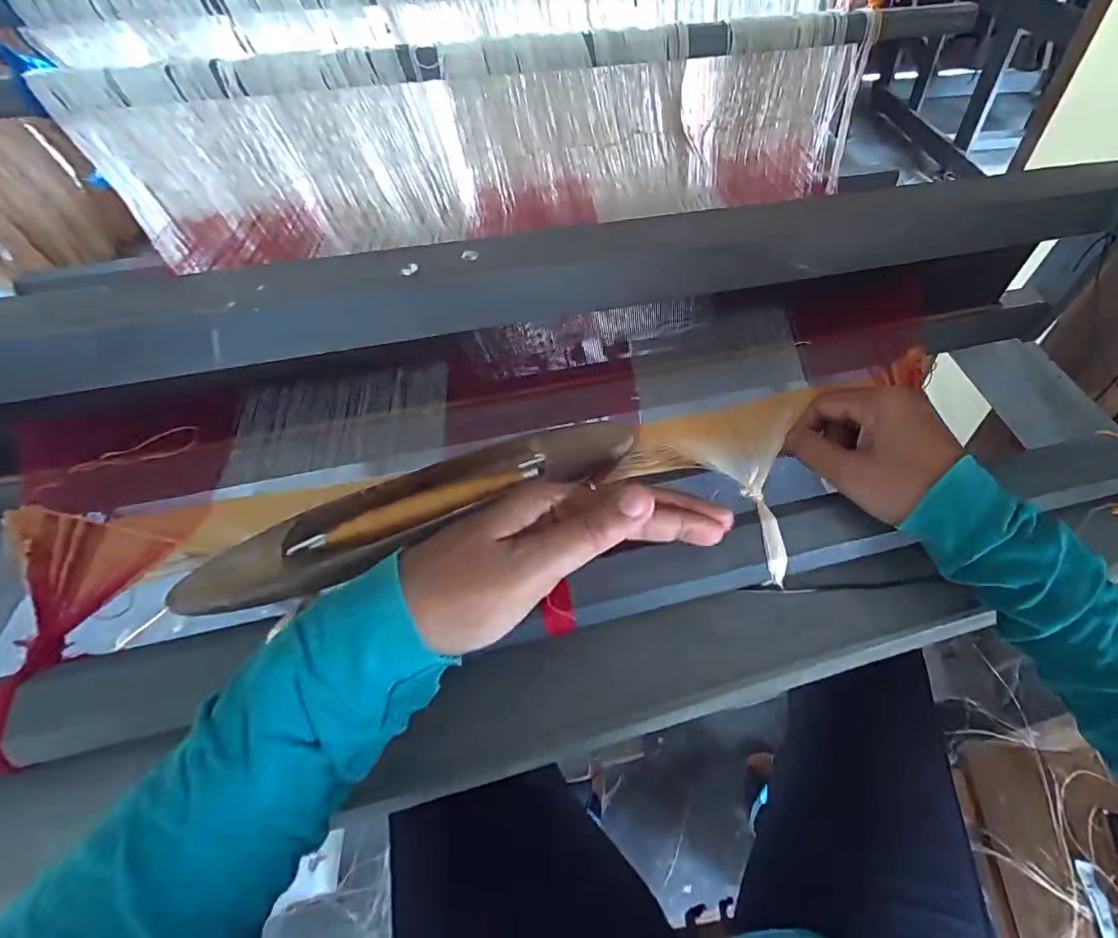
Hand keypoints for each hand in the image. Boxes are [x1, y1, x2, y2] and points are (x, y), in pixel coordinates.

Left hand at [400, 482, 733, 654]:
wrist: (397, 621)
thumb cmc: (462, 598)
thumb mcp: (528, 567)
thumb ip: (586, 532)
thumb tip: (641, 495)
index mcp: (550, 503)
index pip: (628, 506)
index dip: (675, 516)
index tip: (718, 526)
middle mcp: (547, 505)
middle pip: (622, 506)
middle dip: (672, 514)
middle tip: (720, 525)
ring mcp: (535, 524)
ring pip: (606, 518)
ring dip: (650, 523)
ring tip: (691, 528)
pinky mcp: (526, 545)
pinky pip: (586, 532)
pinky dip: (618, 534)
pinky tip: (632, 533)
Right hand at [783, 387, 963, 525]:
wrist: (961, 510)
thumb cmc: (901, 488)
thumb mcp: (849, 473)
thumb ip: (812, 451)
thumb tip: (790, 438)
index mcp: (879, 400)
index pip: (823, 403)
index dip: (803, 427)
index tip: (794, 453)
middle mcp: (896, 395)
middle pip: (842, 407)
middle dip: (824, 435)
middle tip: (820, 465)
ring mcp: (911, 409)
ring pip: (859, 417)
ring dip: (843, 440)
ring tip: (843, 469)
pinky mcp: (920, 425)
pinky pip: (879, 425)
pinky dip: (863, 442)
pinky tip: (864, 466)